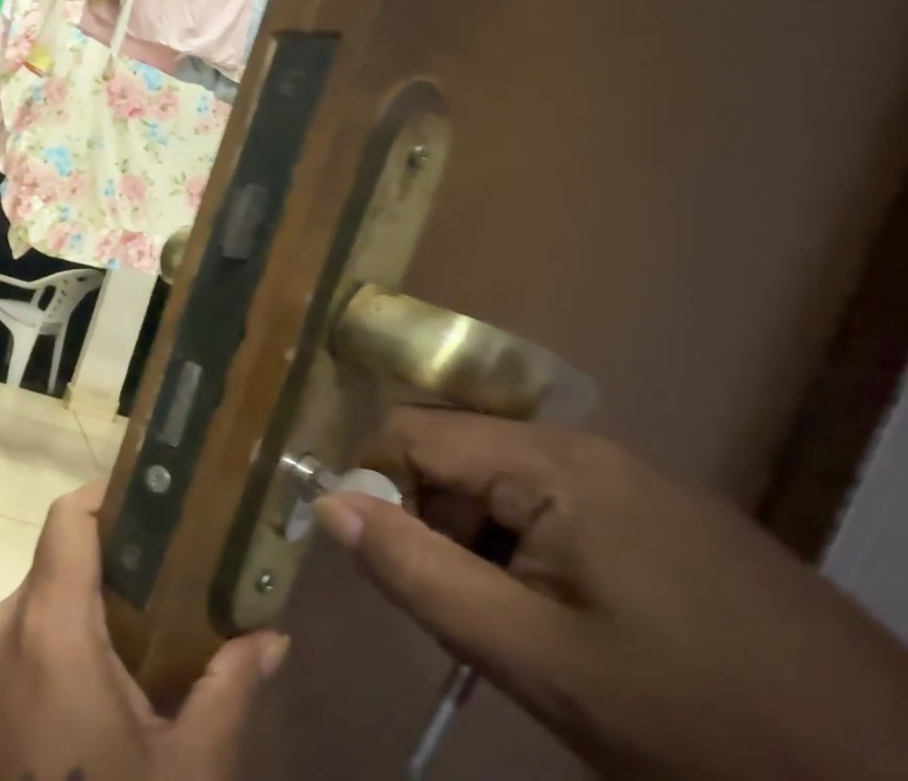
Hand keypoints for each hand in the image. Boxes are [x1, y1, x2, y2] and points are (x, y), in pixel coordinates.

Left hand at [0, 479, 286, 780]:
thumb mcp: (187, 768)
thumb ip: (229, 690)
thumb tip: (272, 639)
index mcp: (48, 626)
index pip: (68, 519)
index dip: (109, 496)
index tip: (158, 500)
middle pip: (59, 562)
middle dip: (115, 565)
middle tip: (177, 582)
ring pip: (39, 601)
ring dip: (88, 607)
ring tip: (147, 642)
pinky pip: (16, 637)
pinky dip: (57, 638)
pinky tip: (99, 686)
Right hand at [315, 407, 907, 780]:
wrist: (892, 779)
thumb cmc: (691, 717)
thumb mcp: (529, 653)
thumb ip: (416, 571)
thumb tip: (328, 504)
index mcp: (556, 467)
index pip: (410, 433)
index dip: (370, 487)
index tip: (375, 562)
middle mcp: (595, 453)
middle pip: (457, 457)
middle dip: (430, 523)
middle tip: (454, 609)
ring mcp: (642, 485)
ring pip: (505, 488)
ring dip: (478, 544)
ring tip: (511, 626)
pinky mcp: (672, 522)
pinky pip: (560, 511)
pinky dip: (529, 554)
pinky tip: (566, 621)